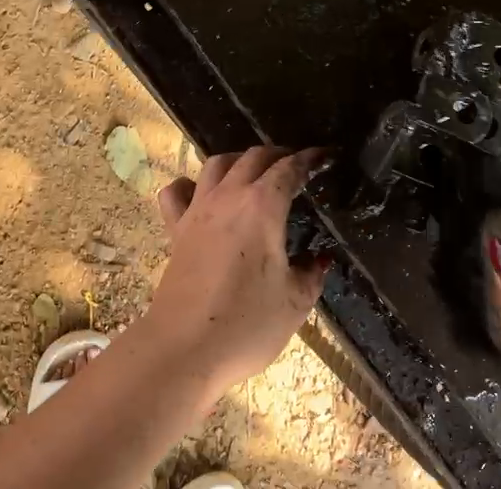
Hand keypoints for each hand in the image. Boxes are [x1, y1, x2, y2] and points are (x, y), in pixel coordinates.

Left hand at [145, 147, 331, 395]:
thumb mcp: (295, 302)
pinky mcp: (175, 228)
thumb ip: (311, 273)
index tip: (324, 157)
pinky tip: (200, 193)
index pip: (289, 169)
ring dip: (239, 160)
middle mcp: (228, 196)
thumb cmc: (247, 324)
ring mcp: (197, 209)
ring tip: (254, 171)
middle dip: (277, 154)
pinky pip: (178, 191)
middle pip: (253, 157)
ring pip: (216, 164)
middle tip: (296, 164)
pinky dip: (191, 183)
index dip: (309, 159)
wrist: (185, 345)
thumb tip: (320, 258)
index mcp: (262, 206)